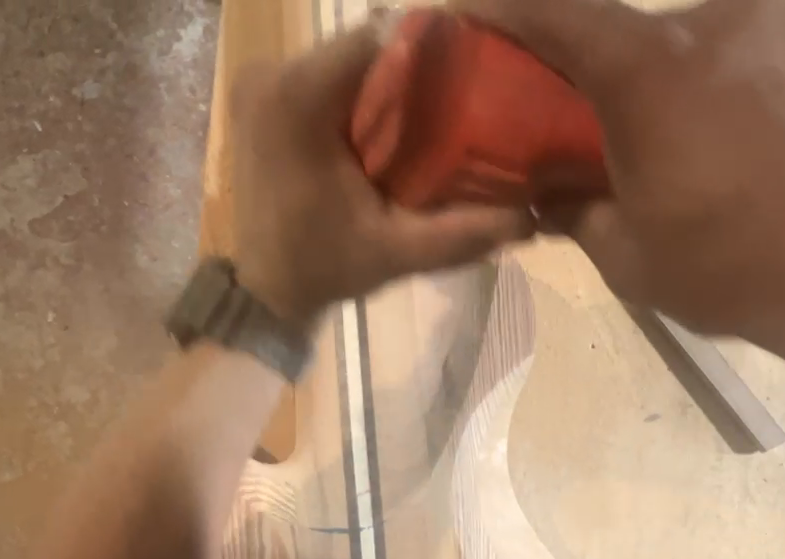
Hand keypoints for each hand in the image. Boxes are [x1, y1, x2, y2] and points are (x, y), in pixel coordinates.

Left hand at [231, 21, 533, 328]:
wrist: (262, 292)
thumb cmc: (322, 270)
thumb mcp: (395, 252)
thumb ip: (458, 232)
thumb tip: (528, 219)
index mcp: (299, 98)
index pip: (382, 41)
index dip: (430, 58)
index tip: (466, 86)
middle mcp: (272, 73)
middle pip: (362, 48)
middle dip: (409, 75)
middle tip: (450, 110)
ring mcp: (258, 81)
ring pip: (342, 61)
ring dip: (382, 87)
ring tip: (420, 123)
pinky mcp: (256, 96)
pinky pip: (320, 78)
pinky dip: (353, 98)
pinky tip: (380, 132)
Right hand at [457, 0, 784, 361]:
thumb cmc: (745, 274)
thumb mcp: (636, 263)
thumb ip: (581, 215)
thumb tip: (549, 198)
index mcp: (654, 72)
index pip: (561, 15)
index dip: (512, 9)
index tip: (479, 9)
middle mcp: (731, 9)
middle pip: (660, 34)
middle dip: (645, 82)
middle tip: (664, 144)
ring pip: (741, 29)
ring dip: (726, 77)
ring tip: (754, 147)